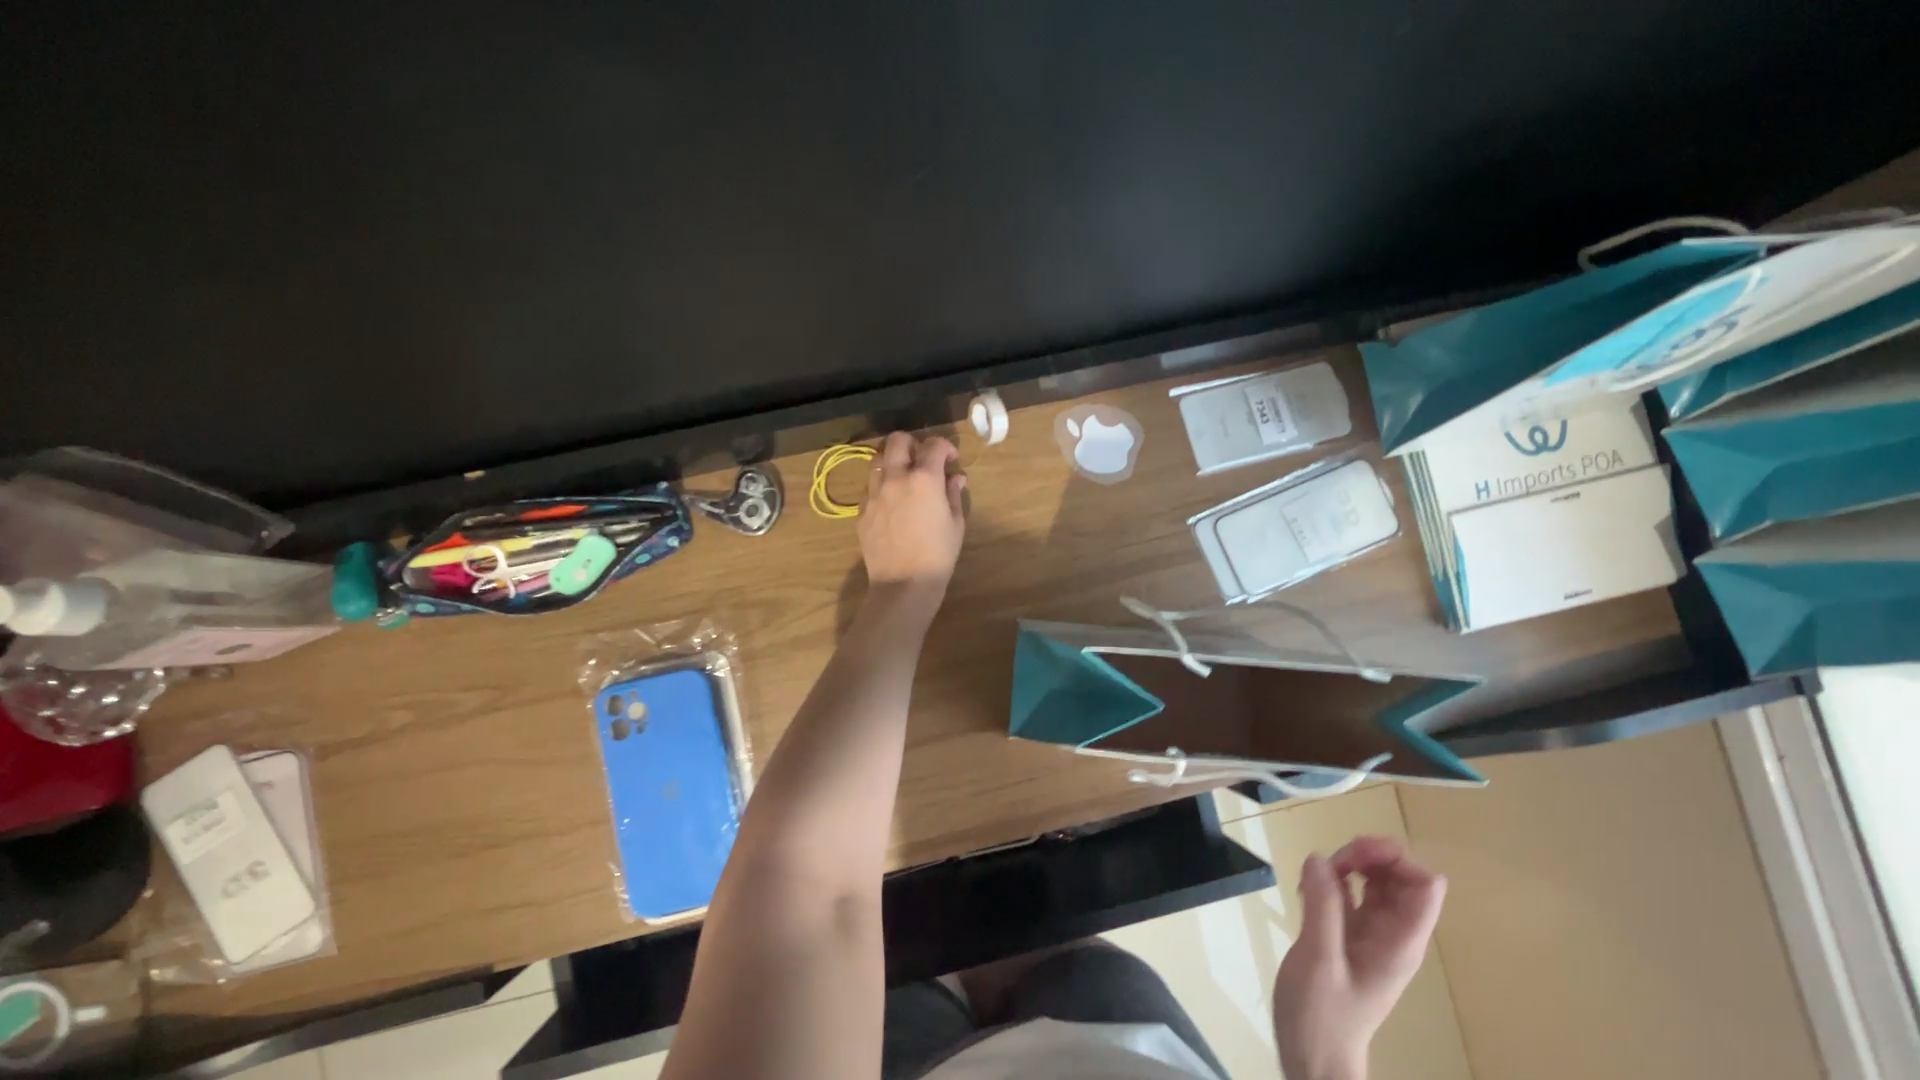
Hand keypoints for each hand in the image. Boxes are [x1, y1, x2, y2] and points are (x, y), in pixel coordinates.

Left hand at [857, 432, 966, 594]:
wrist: (903, 584)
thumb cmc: (938, 554)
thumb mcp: (956, 523)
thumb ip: (953, 494)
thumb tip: (955, 477)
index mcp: (924, 478)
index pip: (933, 445)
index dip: (944, 446)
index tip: (950, 459)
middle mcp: (895, 478)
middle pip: (897, 440)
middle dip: (912, 443)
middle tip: (922, 460)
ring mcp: (874, 493)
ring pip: (877, 459)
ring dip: (892, 461)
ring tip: (903, 477)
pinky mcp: (862, 510)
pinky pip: (870, 486)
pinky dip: (881, 485)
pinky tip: (891, 502)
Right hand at [1272, 836, 1446, 1079]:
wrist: (1314, 1060)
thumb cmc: (1322, 1015)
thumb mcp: (1319, 958)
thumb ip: (1322, 905)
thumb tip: (1319, 857)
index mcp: (1400, 941)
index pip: (1424, 885)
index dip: (1396, 859)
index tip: (1355, 853)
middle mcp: (1392, 933)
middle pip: (1399, 876)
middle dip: (1369, 856)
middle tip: (1330, 861)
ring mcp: (1371, 935)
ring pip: (1375, 882)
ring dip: (1348, 866)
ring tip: (1313, 875)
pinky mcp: (1347, 937)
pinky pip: (1350, 896)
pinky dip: (1332, 882)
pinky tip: (1306, 888)